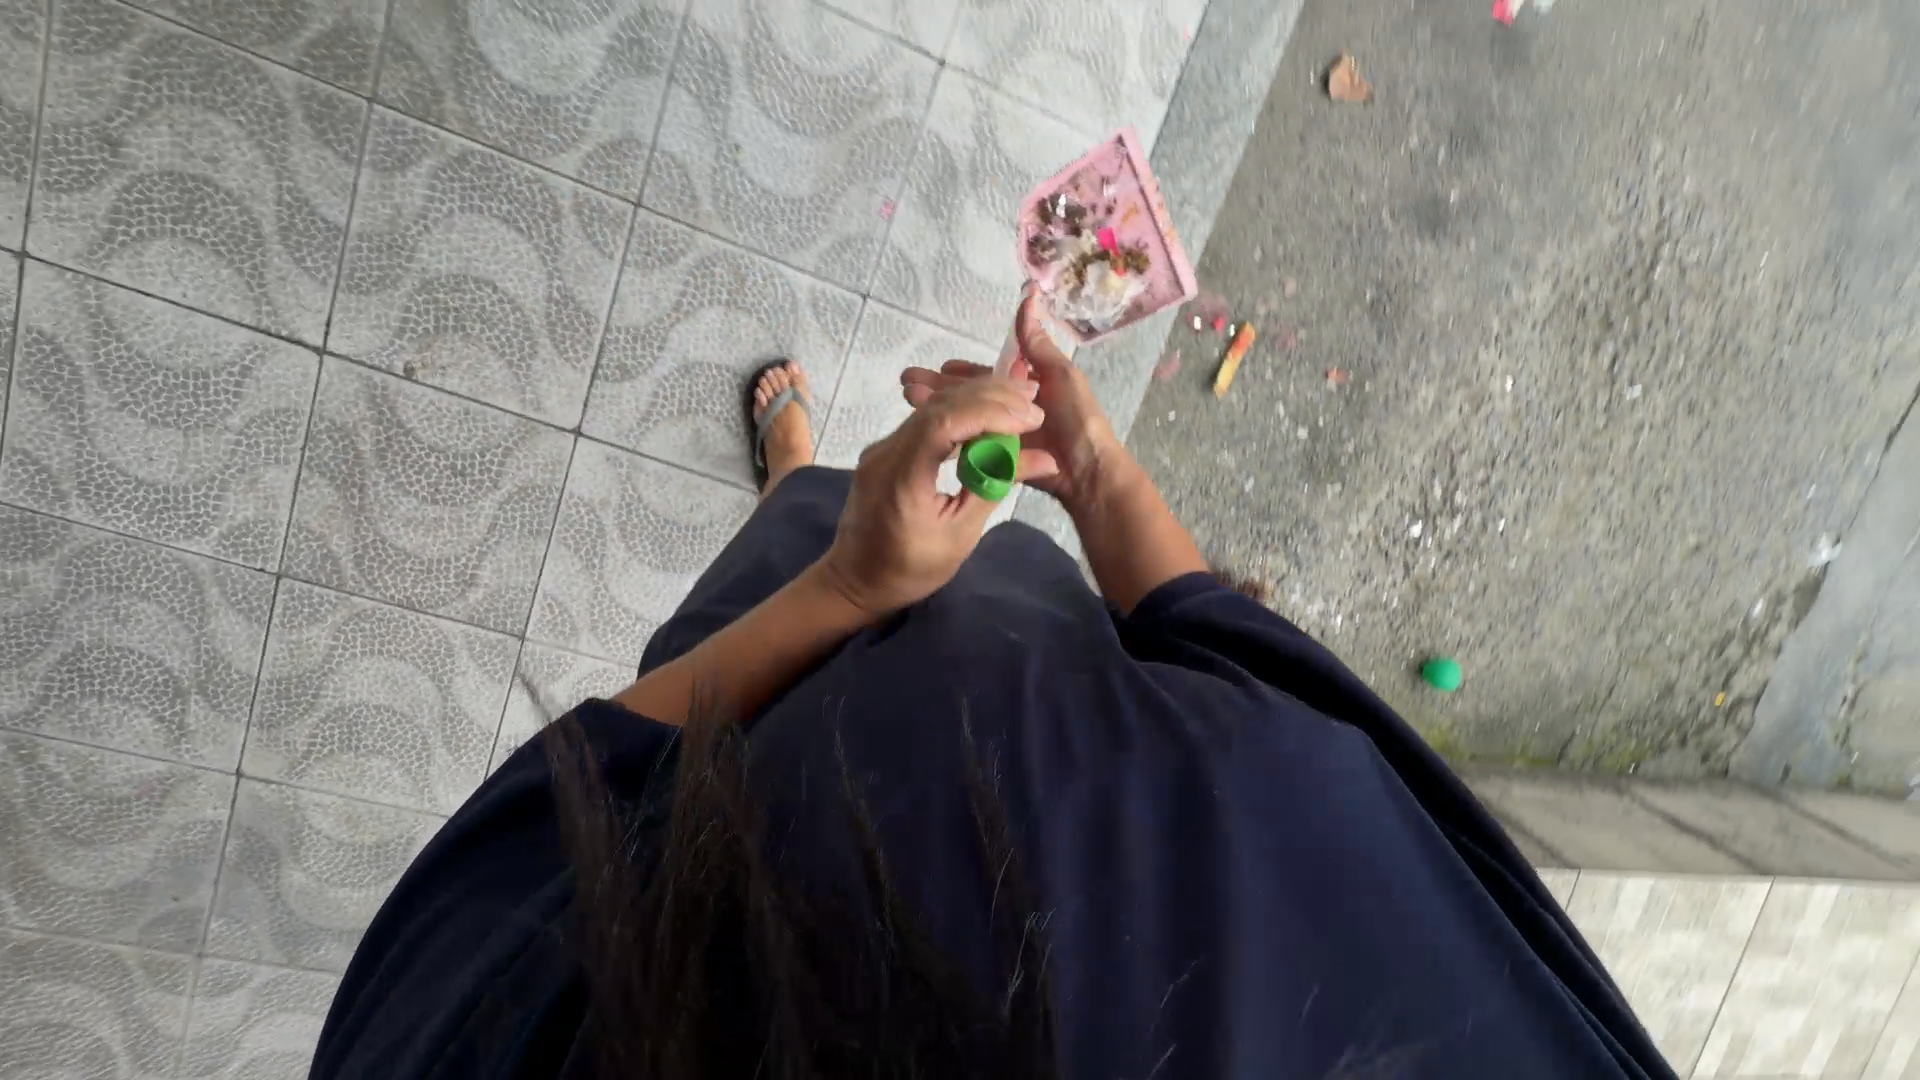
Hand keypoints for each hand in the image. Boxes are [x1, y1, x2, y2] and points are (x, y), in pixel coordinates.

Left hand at [817, 376, 1058, 615]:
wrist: (855, 579)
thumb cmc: (909, 569)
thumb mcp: (960, 534)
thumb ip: (996, 486)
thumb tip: (1044, 459)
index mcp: (901, 480)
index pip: (943, 424)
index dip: (988, 413)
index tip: (1028, 419)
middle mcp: (885, 453)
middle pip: (939, 406)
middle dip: (990, 399)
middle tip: (1034, 403)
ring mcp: (882, 447)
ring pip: (933, 406)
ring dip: (977, 401)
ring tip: (1019, 404)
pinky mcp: (886, 449)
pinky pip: (925, 419)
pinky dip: (961, 413)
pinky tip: (988, 418)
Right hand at [901, 292, 1128, 513]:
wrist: (1086, 472)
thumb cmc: (1077, 420)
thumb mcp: (1061, 375)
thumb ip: (1037, 344)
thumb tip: (1029, 298)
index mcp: (1024, 389)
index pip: (985, 377)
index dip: (959, 373)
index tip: (937, 368)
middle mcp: (1009, 412)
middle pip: (967, 398)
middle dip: (938, 390)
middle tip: (908, 386)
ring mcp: (1001, 437)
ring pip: (963, 420)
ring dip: (937, 411)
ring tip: (910, 403)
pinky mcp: (996, 462)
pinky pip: (969, 446)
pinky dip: (948, 438)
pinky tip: (926, 433)